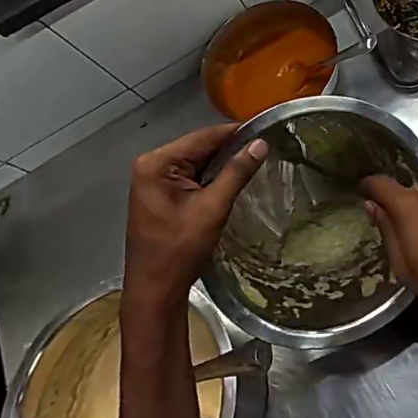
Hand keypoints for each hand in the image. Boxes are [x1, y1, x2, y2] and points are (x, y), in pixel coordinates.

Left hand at [123, 124, 267, 319]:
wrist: (154, 290)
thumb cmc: (179, 251)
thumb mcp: (211, 209)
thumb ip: (236, 173)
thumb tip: (260, 144)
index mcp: (157, 163)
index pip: (202, 137)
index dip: (234, 132)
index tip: (264, 127)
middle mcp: (151, 165)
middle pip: (198, 148)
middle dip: (229, 148)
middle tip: (266, 144)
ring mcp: (153, 180)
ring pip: (195, 163)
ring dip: (222, 164)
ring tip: (256, 158)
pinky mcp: (159, 195)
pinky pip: (190, 178)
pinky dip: (210, 178)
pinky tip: (233, 178)